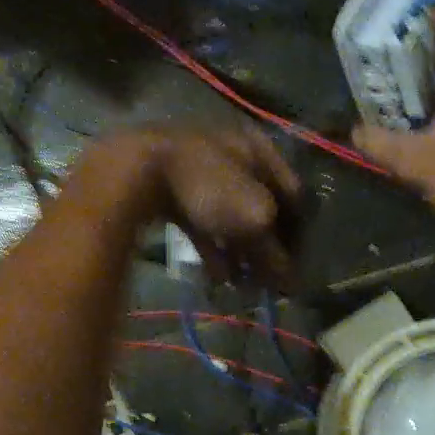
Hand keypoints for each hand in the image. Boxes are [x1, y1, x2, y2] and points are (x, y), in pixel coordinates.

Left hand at [70, 125, 300, 283]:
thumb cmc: (210, 187)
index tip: (295, 265)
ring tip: (242, 284)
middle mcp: (233, 154)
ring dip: (239, 252)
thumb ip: (275, 251)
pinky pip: (201, 222)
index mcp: (260, 149)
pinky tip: (217, 277)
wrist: (137, 171)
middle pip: (260, 207)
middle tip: (267, 279)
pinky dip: (212, 248)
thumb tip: (290, 280)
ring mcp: (199, 170)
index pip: (293, 195)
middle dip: (265, 247)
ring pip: (229, 217)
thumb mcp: (254, 220)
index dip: (297, 233)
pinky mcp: (171, 189)